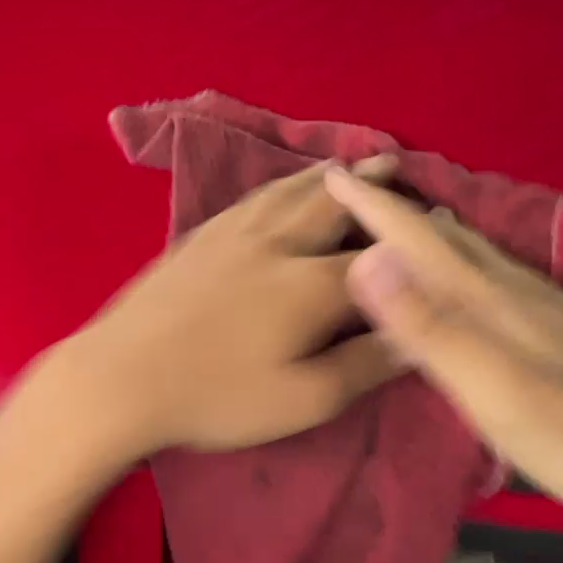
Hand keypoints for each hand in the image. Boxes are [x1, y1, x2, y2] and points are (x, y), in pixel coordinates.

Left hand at [40, 162, 404, 459]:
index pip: (376, 258)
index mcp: (308, 284)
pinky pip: (250, 199)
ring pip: (286, 192)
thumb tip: (418, 335)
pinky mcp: (197, 236)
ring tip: (345, 166)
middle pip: (330, 205)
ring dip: (322, 178)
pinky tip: (278, 190)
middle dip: (367, 186)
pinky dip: (278, 187)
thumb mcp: (303, 399)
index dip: (411, 245)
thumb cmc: (216, 396)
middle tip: (394, 164)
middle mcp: (274, 243)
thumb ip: (365, 364)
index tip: (441, 228)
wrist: (121, 376)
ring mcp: (229, 233)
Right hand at [322, 165, 562, 543]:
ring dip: (425, 229)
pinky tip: (469, 268)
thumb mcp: (503, 396)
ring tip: (397, 218)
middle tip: (351, 187)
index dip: (370, 206)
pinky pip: (491, 272)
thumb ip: (432, 329)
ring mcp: (547, 308)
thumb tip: (365, 259)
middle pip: (442, 235)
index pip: (414, 239)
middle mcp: (514, 291)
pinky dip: (459, 256)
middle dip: (392, 208)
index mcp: (488, 301)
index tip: (330, 172)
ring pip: (470, 251)